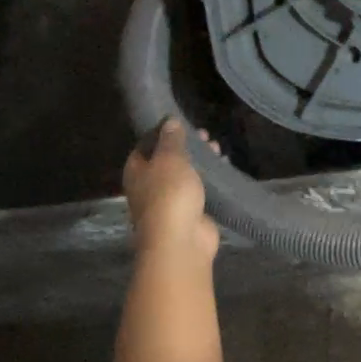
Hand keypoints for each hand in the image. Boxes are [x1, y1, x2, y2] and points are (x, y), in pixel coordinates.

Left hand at [123, 119, 219, 259]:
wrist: (180, 240)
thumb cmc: (169, 194)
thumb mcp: (170, 159)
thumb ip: (171, 140)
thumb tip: (169, 122)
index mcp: (137, 172)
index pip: (145, 145)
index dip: (162, 132)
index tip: (183, 122)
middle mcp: (148, 185)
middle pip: (167, 159)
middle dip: (187, 146)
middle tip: (207, 136)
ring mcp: (168, 200)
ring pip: (185, 174)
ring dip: (201, 161)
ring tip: (219, 150)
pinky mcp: (189, 211)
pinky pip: (199, 188)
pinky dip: (210, 178)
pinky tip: (224, 169)